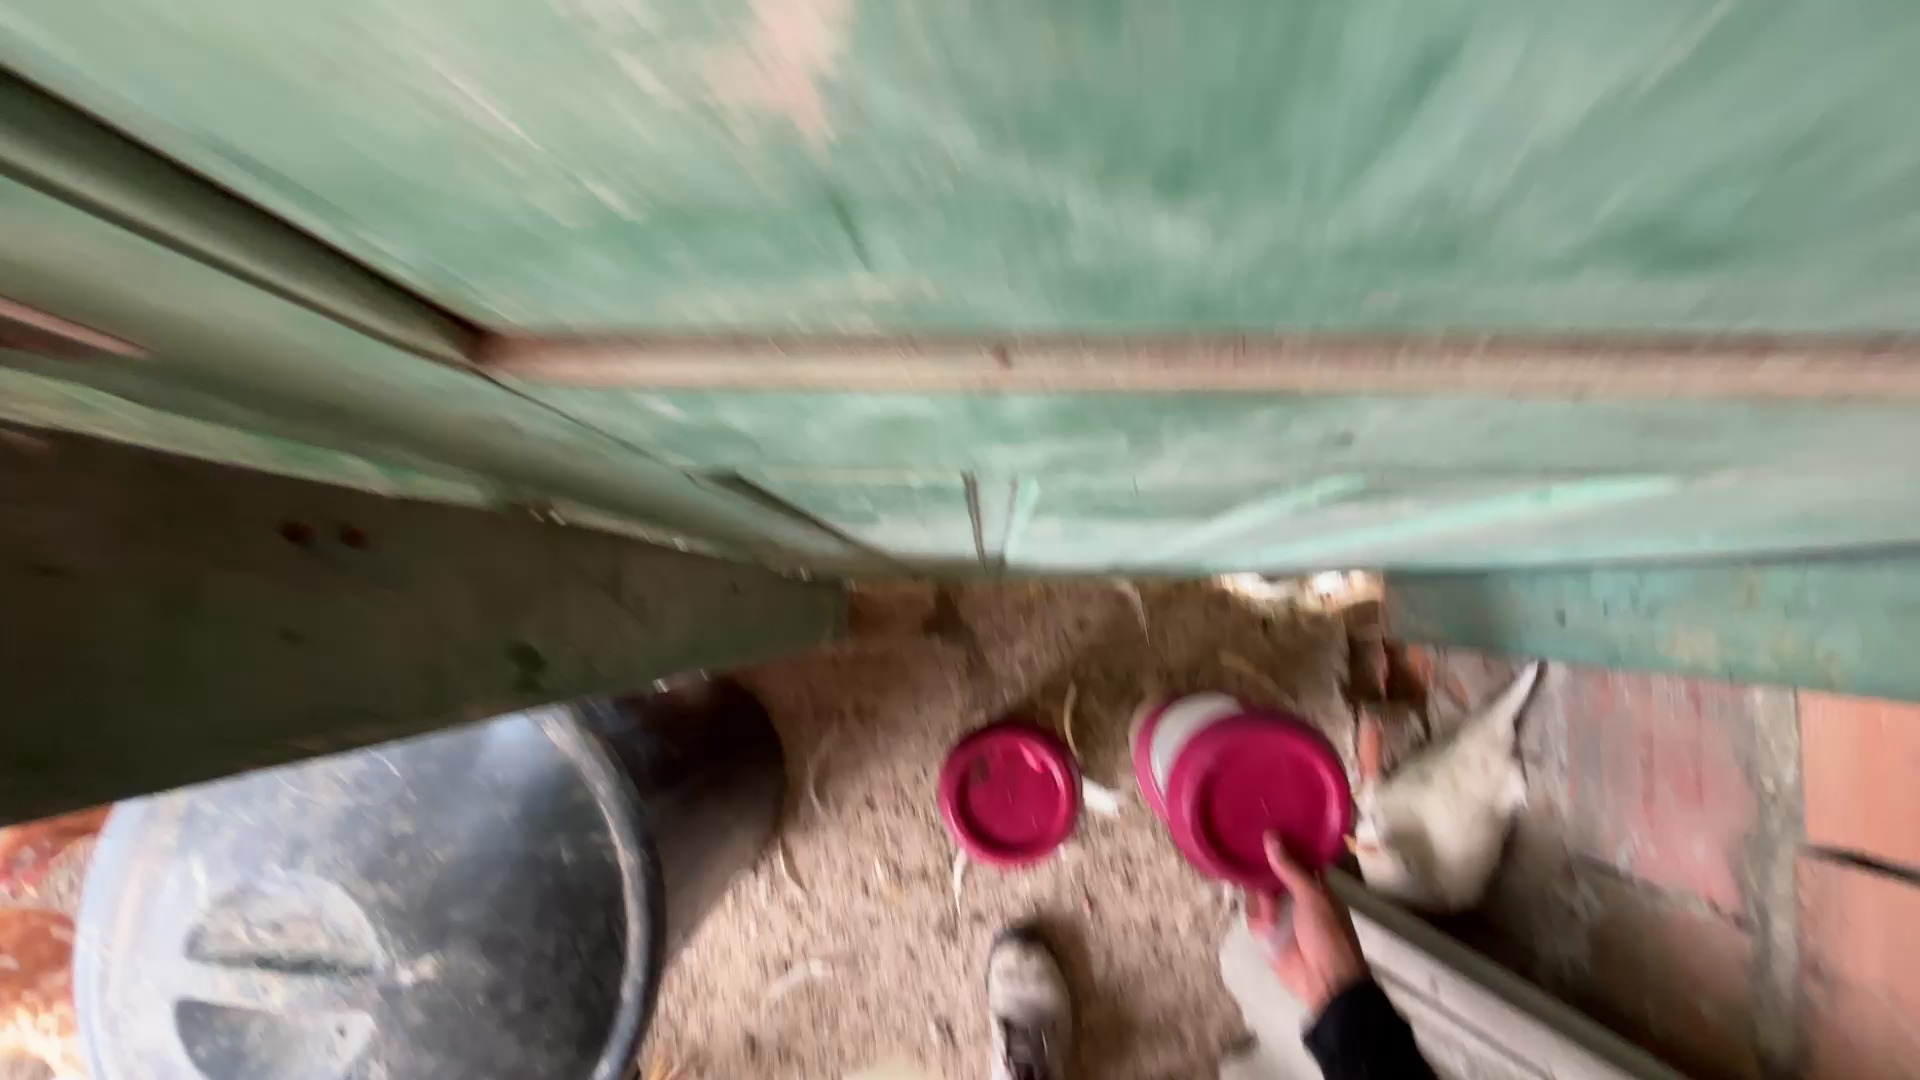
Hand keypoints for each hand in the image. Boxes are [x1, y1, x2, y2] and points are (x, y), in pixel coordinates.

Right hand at [1245, 832, 1367, 1017]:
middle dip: (1260, 870)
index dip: (1279, 844)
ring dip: (1262, 901)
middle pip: (1268, 872)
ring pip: (1257, 891)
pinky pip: (1252, 913)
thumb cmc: (1328, 935)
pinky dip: (1257, 917)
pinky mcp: (1265, 930)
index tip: (1260, 825)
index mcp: (1312, 884)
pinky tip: (1266, 924)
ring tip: (1272, 915)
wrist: (1325, 983)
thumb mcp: (1313, 898)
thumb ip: (1290, 868)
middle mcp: (1293, 894)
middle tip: (1247, 861)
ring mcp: (1278, 912)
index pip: (1292, 857)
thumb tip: (1270, 835)